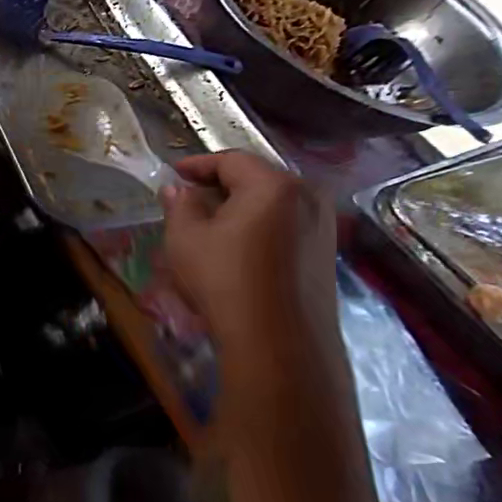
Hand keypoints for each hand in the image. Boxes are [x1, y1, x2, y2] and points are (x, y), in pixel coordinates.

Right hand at [157, 151, 338, 359]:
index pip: (232, 160)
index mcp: (274, 185)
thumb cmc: (225, 280)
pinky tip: (238, 248)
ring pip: (274, 204)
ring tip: (211, 223)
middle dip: (222, 185)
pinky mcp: (325, 254)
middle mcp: (307, 197)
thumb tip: (178, 190)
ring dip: (241, 208)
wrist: (278, 340)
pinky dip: (260, 227)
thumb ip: (180, 206)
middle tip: (191, 197)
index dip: (199, 164)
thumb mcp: (185, 239)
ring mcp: (323, 226)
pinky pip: (287, 226)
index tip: (175, 172)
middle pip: (258, 179)